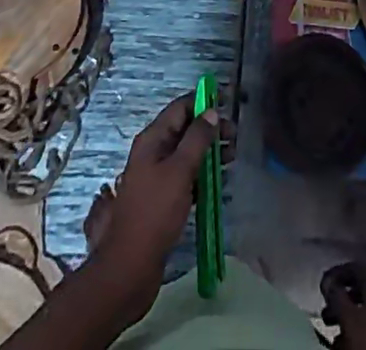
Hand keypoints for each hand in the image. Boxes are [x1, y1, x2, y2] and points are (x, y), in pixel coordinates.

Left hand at [88, 94, 217, 321]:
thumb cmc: (156, 212)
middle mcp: (152, 152)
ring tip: (232, 157)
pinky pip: (186, 175)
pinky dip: (202, 172)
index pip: (179, 108)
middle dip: (210, 128)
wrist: (131, 264)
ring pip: (187, 153)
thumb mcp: (180, 170)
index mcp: (152, 140)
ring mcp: (156, 175)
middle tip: (234, 137)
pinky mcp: (162, 197)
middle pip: (184, 129)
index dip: (202, 102)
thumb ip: (197, 139)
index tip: (228, 103)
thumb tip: (211, 112)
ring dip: (209, 151)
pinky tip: (219, 180)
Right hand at [321, 263, 365, 349]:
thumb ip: (336, 297)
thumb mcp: (349, 319)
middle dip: (340, 301)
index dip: (337, 273)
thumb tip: (327, 281)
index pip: (356, 267)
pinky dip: (358, 332)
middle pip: (360, 290)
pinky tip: (347, 346)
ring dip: (346, 320)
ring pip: (365, 311)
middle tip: (326, 314)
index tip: (323, 286)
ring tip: (334, 336)